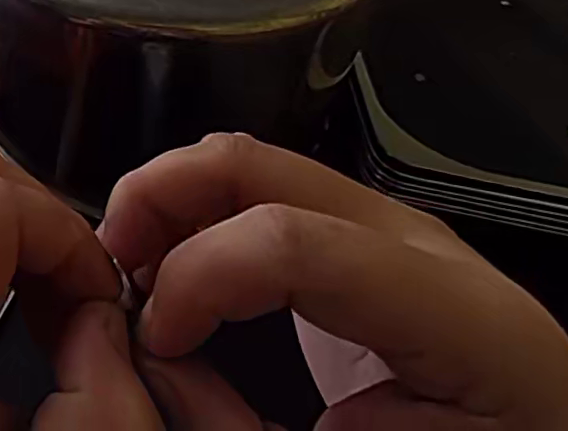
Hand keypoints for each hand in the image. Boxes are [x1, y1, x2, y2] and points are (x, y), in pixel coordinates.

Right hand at [98, 134, 567, 430]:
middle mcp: (419, 240)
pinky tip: (173, 253)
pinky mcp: (360, 236)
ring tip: (131, 255)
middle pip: (262, 165)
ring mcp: (389, 227)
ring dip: (175, 193)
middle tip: (112, 255)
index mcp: (455, 314)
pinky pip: (265, 191)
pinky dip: (201, 209)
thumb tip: (154, 352)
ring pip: (254, 162)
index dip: (199, 271)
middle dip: (164, 192)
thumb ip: (238, 426)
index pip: (295, 240)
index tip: (152, 333)